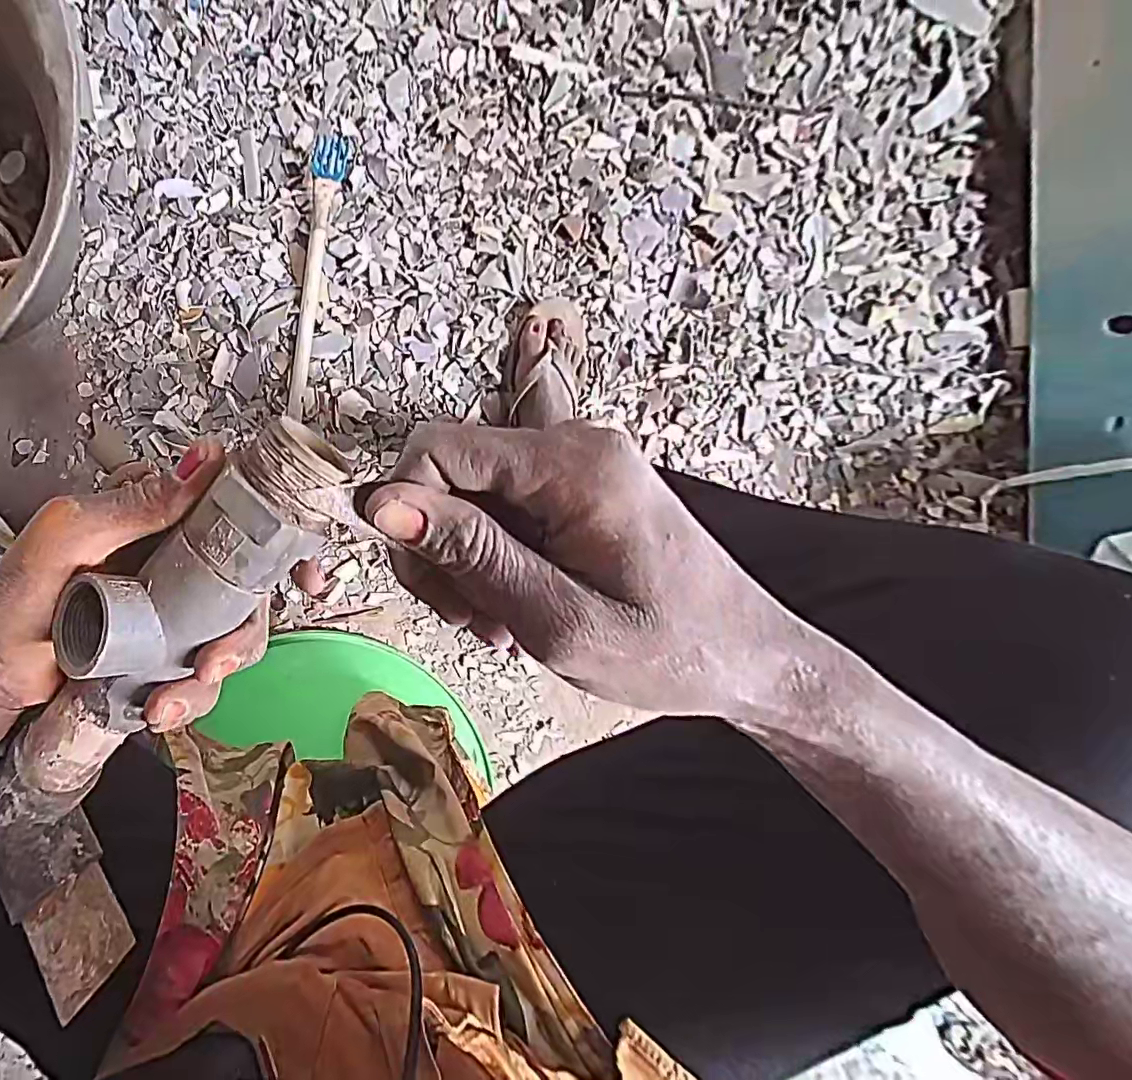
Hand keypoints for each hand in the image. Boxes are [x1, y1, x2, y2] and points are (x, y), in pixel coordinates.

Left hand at [0, 439, 284, 745]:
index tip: (304, 569)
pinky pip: (200, 675)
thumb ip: (133, 504)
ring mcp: (173, 613)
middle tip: (217, 655)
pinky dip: (191, 696)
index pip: (234, 515)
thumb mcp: (68, 534)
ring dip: (216, 671)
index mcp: (156, 521)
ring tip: (175, 694)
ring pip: (229, 637)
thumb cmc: (16, 591)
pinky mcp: (164, 656)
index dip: (279, 538)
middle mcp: (174, 565)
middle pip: (246, 588)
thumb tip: (202, 464)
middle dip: (245, 628)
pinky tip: (161, 707)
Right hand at [362, 421, 822, 717]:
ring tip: (494, 619)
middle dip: (432, 546)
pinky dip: (479, 560)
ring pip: (458, 498)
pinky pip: (488, 511)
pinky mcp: (565, 488)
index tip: (420, 574)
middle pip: (443, 474)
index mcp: (574, 465)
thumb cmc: (669, 652)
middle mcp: (569, 445)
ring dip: (455, 562)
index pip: (439, 448)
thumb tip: (383, 505)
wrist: (749, 659)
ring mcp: (568, 465)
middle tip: (463, 613)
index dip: (403, 506)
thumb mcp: (557, 619)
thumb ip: (470, 554)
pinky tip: (506, 603)